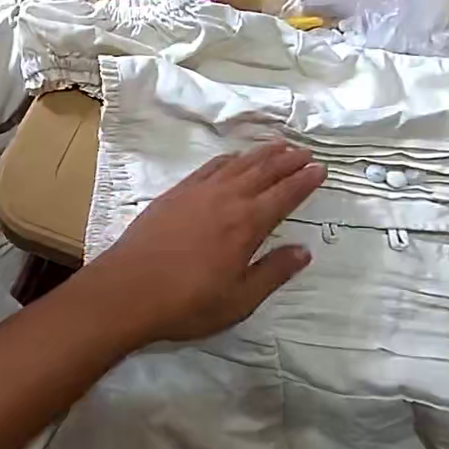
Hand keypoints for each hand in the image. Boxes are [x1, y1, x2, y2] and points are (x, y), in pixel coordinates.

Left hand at [79, 142, 324, 345]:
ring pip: (235, 165)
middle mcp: (224, 199)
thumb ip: (273, 272)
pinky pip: (207, 168)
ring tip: (278, 146)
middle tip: (304, 152)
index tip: (320, 169)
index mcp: (246, 224)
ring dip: (259, 154)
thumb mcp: (240, 299)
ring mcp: (196, 193)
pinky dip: (226, 159)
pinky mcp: (174, 194)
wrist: (128, 288)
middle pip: (262, 172)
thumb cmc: (187, 302)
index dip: (304, 182)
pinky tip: (232, 158)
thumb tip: (304, 251)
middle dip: (286, 161)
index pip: (283, 195)